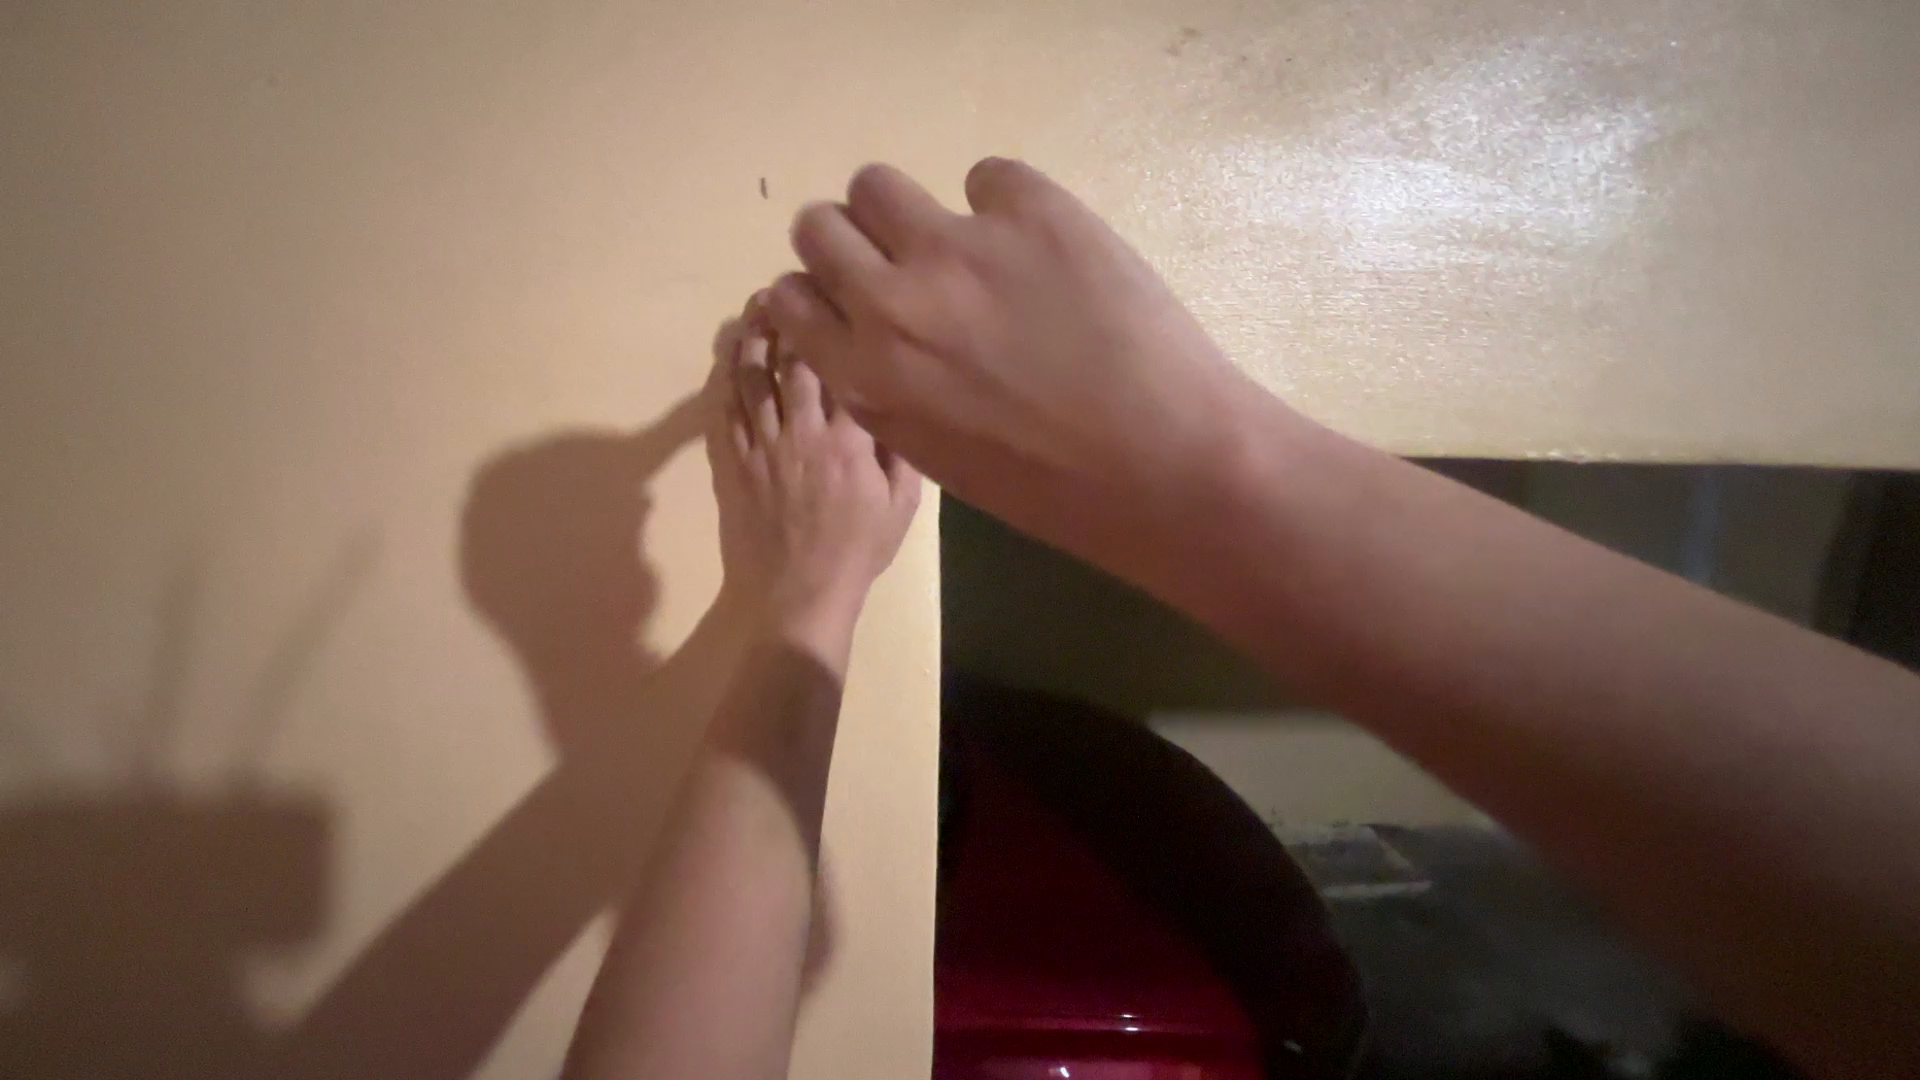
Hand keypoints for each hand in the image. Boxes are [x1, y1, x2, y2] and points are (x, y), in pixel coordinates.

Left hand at [706, 302, 920, 660]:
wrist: (797, 597)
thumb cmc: (856, 555)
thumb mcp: (902, 510)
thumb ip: (905, 455)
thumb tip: (903, 407)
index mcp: (850, 441)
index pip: (841, 367)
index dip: (835, 328)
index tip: (833, 299)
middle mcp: (802, 432)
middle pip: (791, 361)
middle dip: (788, 318)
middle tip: (786, 288)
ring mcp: (760, 446)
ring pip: (751, 376)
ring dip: (751, 336)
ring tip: (755, 307)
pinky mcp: (729, 463)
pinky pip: (720, 409)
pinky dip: (722, 376)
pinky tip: (726, 353)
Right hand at [759, 158, 1262, 567]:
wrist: (1161, 462)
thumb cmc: (1051, 487)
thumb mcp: (940, 457)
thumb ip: (888, 392)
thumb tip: (872, 335)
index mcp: (867, 377)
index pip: (789, 301)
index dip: (818, 296)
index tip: (849, 299)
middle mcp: (892, 303)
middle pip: (820, 226)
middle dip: (848, 242)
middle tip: (901, 265)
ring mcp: (959, 247)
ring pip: (879, 184)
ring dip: (905, 212)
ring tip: (960, 246)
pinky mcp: (1031, 210)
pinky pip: (988, 177)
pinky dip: (1004, 207)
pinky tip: (1043, 251)